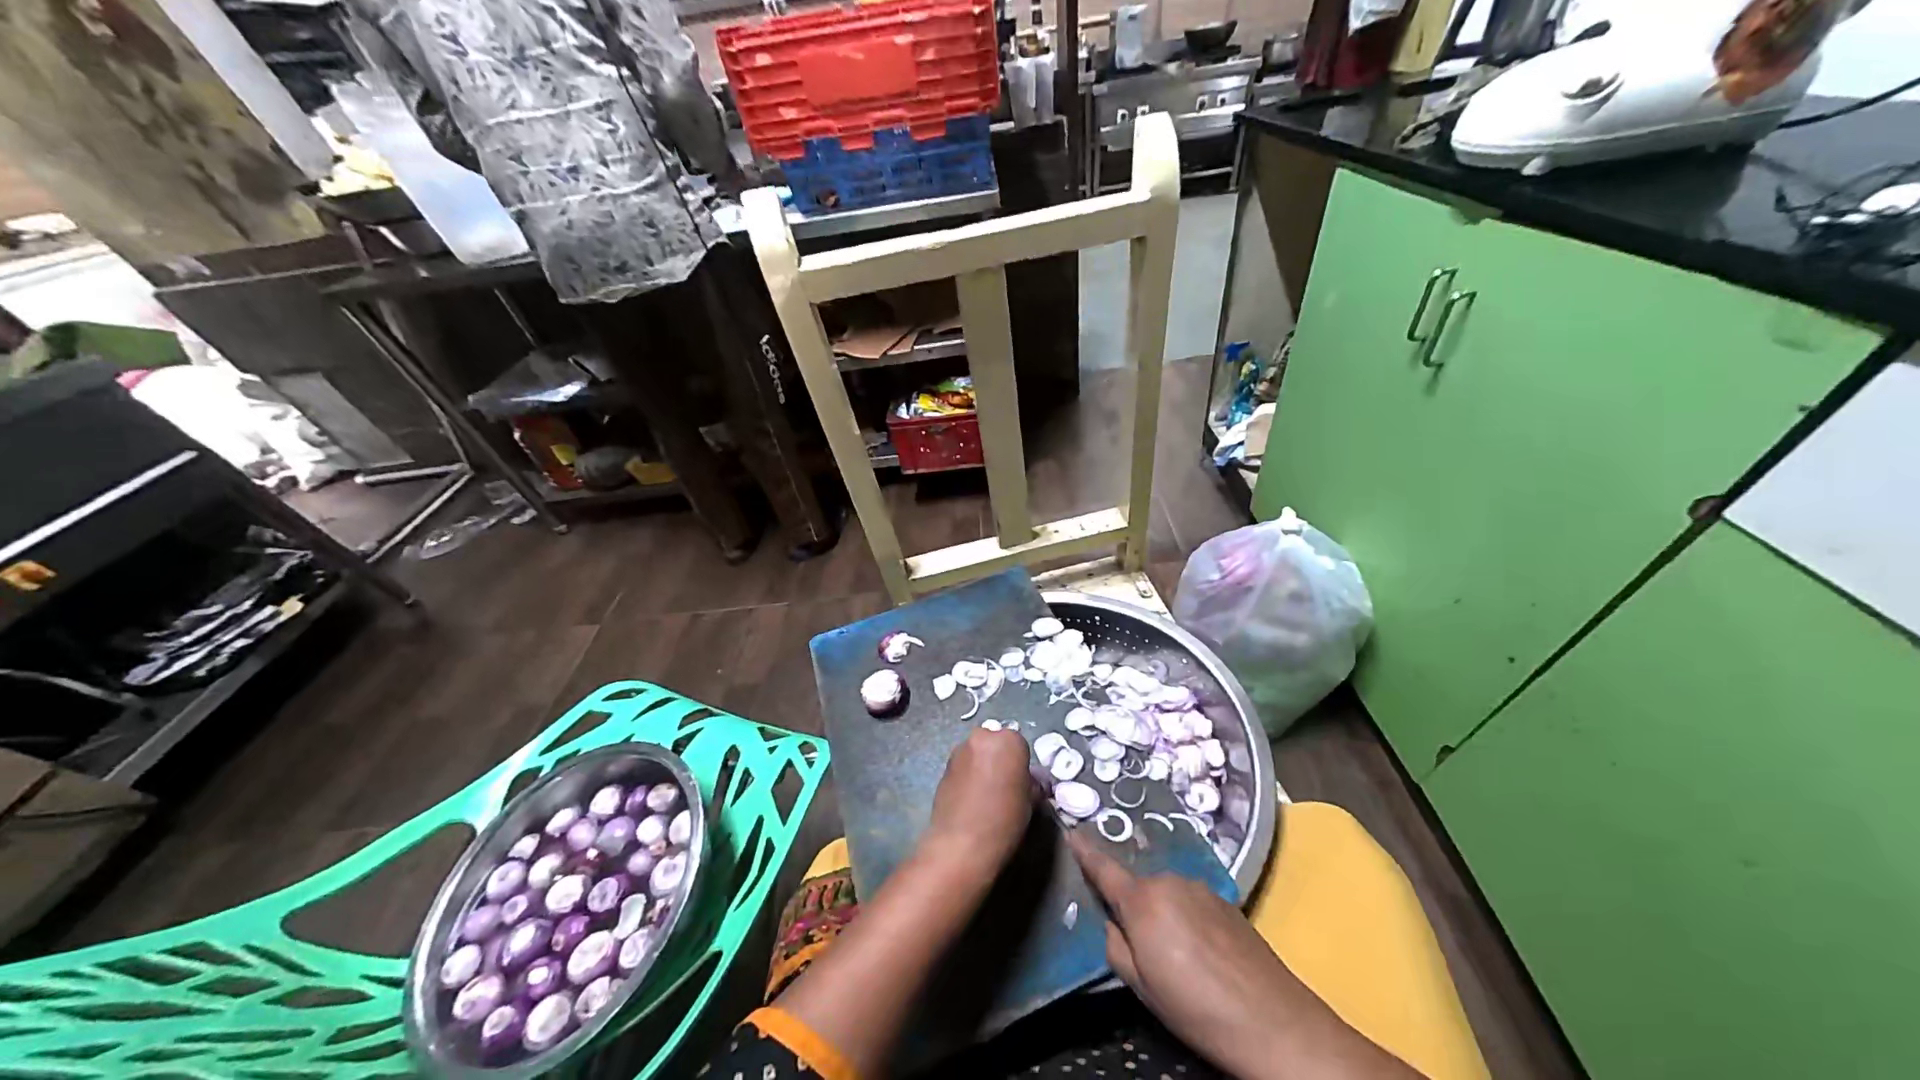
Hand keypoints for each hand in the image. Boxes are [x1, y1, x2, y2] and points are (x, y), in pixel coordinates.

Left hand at [919, 727, 1034, 874]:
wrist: (962, 844)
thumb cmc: (1004, 820)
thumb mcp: (1030, 801)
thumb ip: (1031, 782)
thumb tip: (1029, 781)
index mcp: (1008, 740)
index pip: (1019, 744)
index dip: (1020, 763)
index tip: (1020, 781)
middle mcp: (981, 738)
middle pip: (994, 742)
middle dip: (998, 758)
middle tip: (1003, 784)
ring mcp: (958, 751)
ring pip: (976, 752)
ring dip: (981, 765)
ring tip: (985, 793)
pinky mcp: (943, 767)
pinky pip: (962, 766)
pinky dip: (967, 775)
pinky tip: (970, 798)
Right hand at [1067, 830, 1420, 1079]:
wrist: (1274, 1023)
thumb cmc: (1196, 1007)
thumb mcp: (1139, 984)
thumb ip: (1115, 943)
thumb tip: (1117, 923)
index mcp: (1143, 900)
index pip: (1104, 868)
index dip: (1085, 851)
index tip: (1071, 833)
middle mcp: (1171, 882)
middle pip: (1140, 887)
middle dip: (1134, 907)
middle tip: (1142, 947)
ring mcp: (1203, 889)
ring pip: (1168, 895)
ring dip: (1164, 915)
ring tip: (1179, 958)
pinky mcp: (1228, 902)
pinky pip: (1192, 903)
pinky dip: (1188, 921)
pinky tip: (1203, 955)